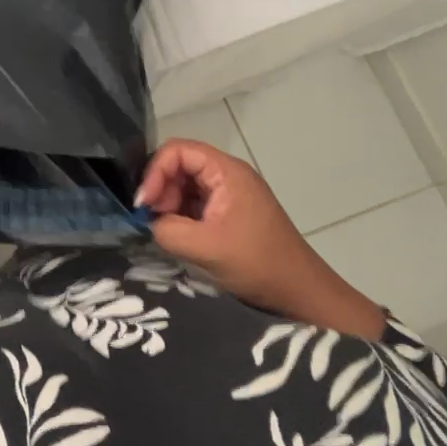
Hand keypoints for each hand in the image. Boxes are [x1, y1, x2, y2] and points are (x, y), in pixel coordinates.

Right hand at [136, 139, 385, 339]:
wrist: (301, 294)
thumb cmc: (258, 264)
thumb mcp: (206, 248)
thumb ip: (168, 230)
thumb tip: (150, 223)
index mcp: (227, 172)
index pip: (177, 151)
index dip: (155, 172)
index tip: (145, 204)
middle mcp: (228, 175)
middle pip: (180, 165)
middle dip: (160, 189)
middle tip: (152, 220)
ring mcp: (230, 194)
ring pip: (185, 185)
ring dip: (169, 205)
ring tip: (165, 231)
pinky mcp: (229, 213)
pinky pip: (195, 204)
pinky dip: (180, 216)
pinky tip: (178, 236)